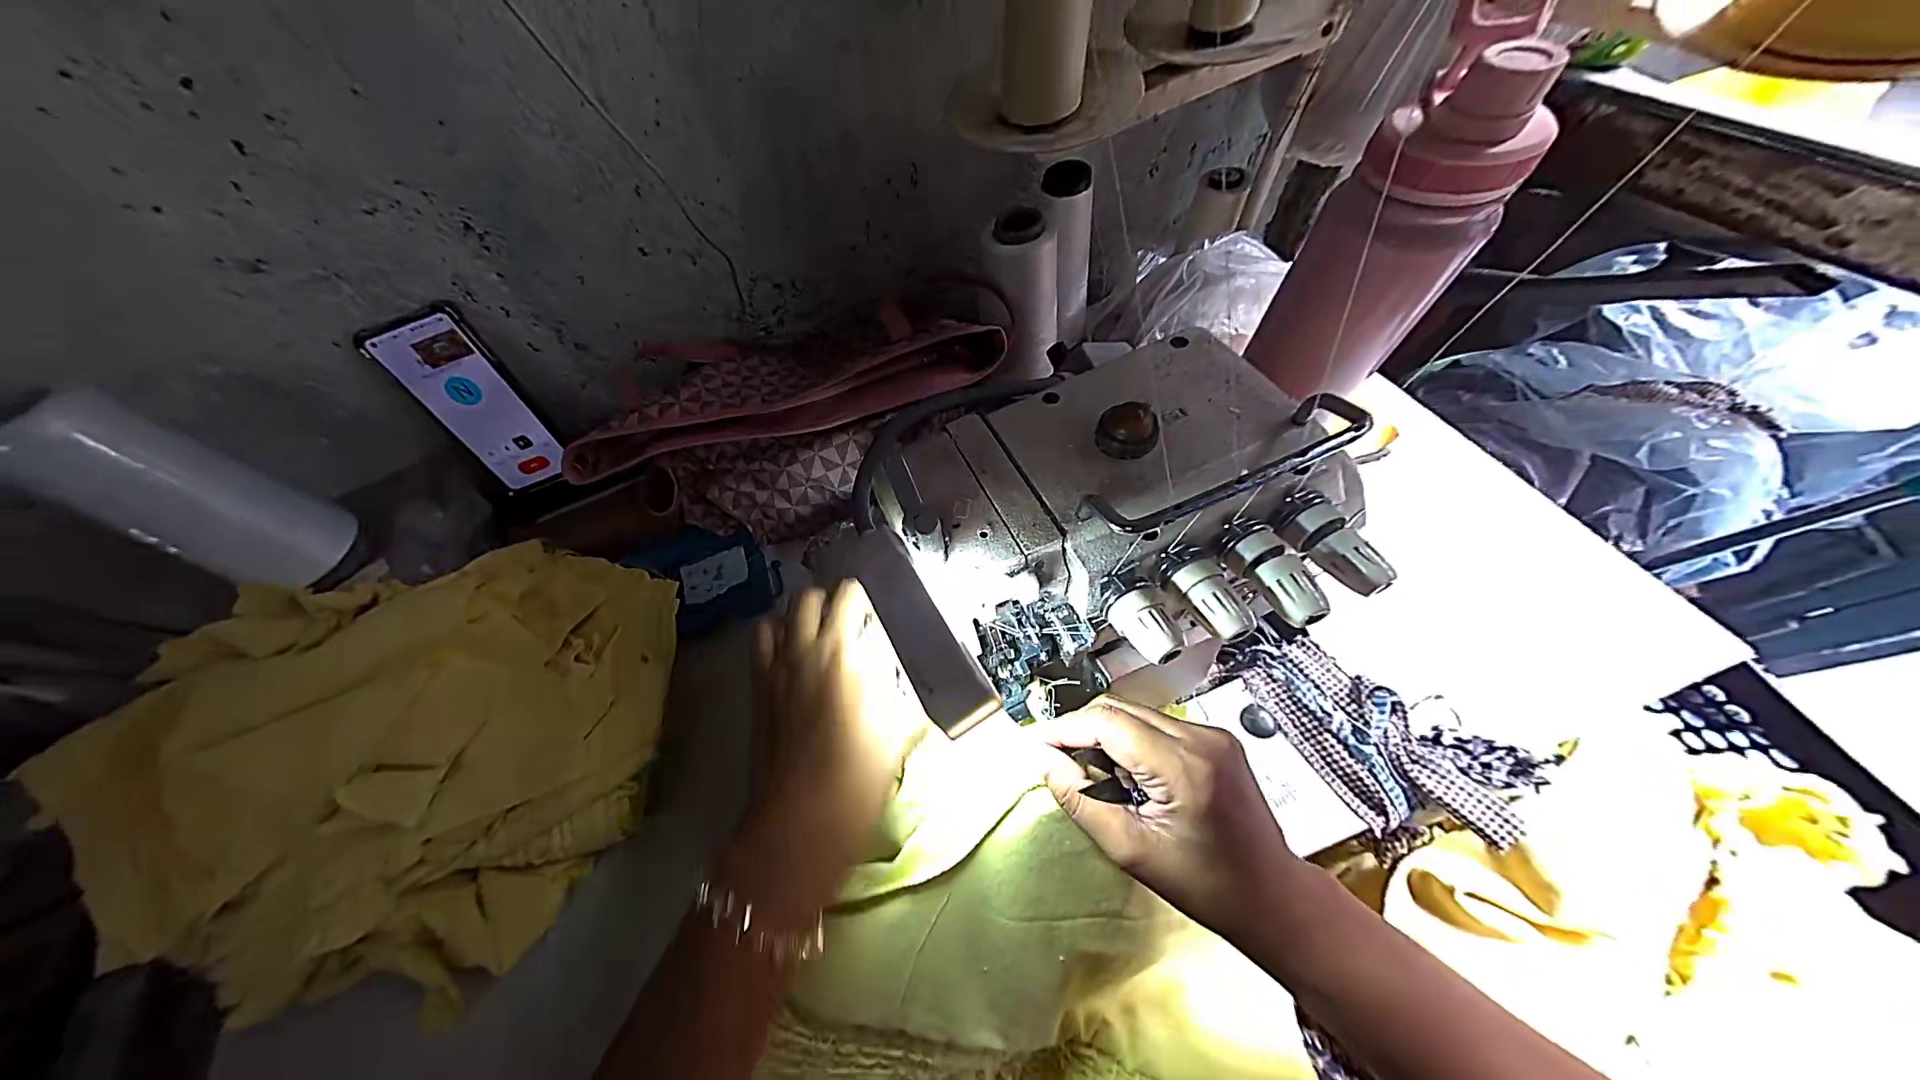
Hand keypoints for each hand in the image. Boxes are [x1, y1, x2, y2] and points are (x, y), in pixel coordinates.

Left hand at [719, 580, 924, 920]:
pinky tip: (792, 658)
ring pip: (776, 617)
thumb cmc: (856, 778)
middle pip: (806, 598)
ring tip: (816, 633)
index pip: (845, 598)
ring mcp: (773, 672)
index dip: (860, 595)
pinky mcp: (756, 693)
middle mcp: (801, 653)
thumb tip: (890, 671)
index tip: (872, 606)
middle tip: (846, 617)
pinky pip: (759, 647)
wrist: (799, 823)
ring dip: (796, 617)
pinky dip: (774, 639)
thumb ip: (892, 689)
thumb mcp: (893, 729)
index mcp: (839, 655)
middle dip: (827, 599)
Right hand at [1036, 696, 1304, 935]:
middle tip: (1061, 764)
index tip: (1039, 744)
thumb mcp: (1131, 849)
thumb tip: (1046, 762)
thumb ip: (1080, 799)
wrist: (1271, 896)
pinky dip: (1132, 743)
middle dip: (1082, 732)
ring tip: (1102, 781)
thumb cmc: (1212, 885)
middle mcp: (1203, 739)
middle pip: (1120, 709)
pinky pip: (1157, 725)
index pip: (1107, 721)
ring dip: (1107, 738)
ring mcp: (1213, 735)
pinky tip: (1131, 778)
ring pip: (1136, 714)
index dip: (1065, 729)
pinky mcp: (1216, 740)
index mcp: (1184, 766)